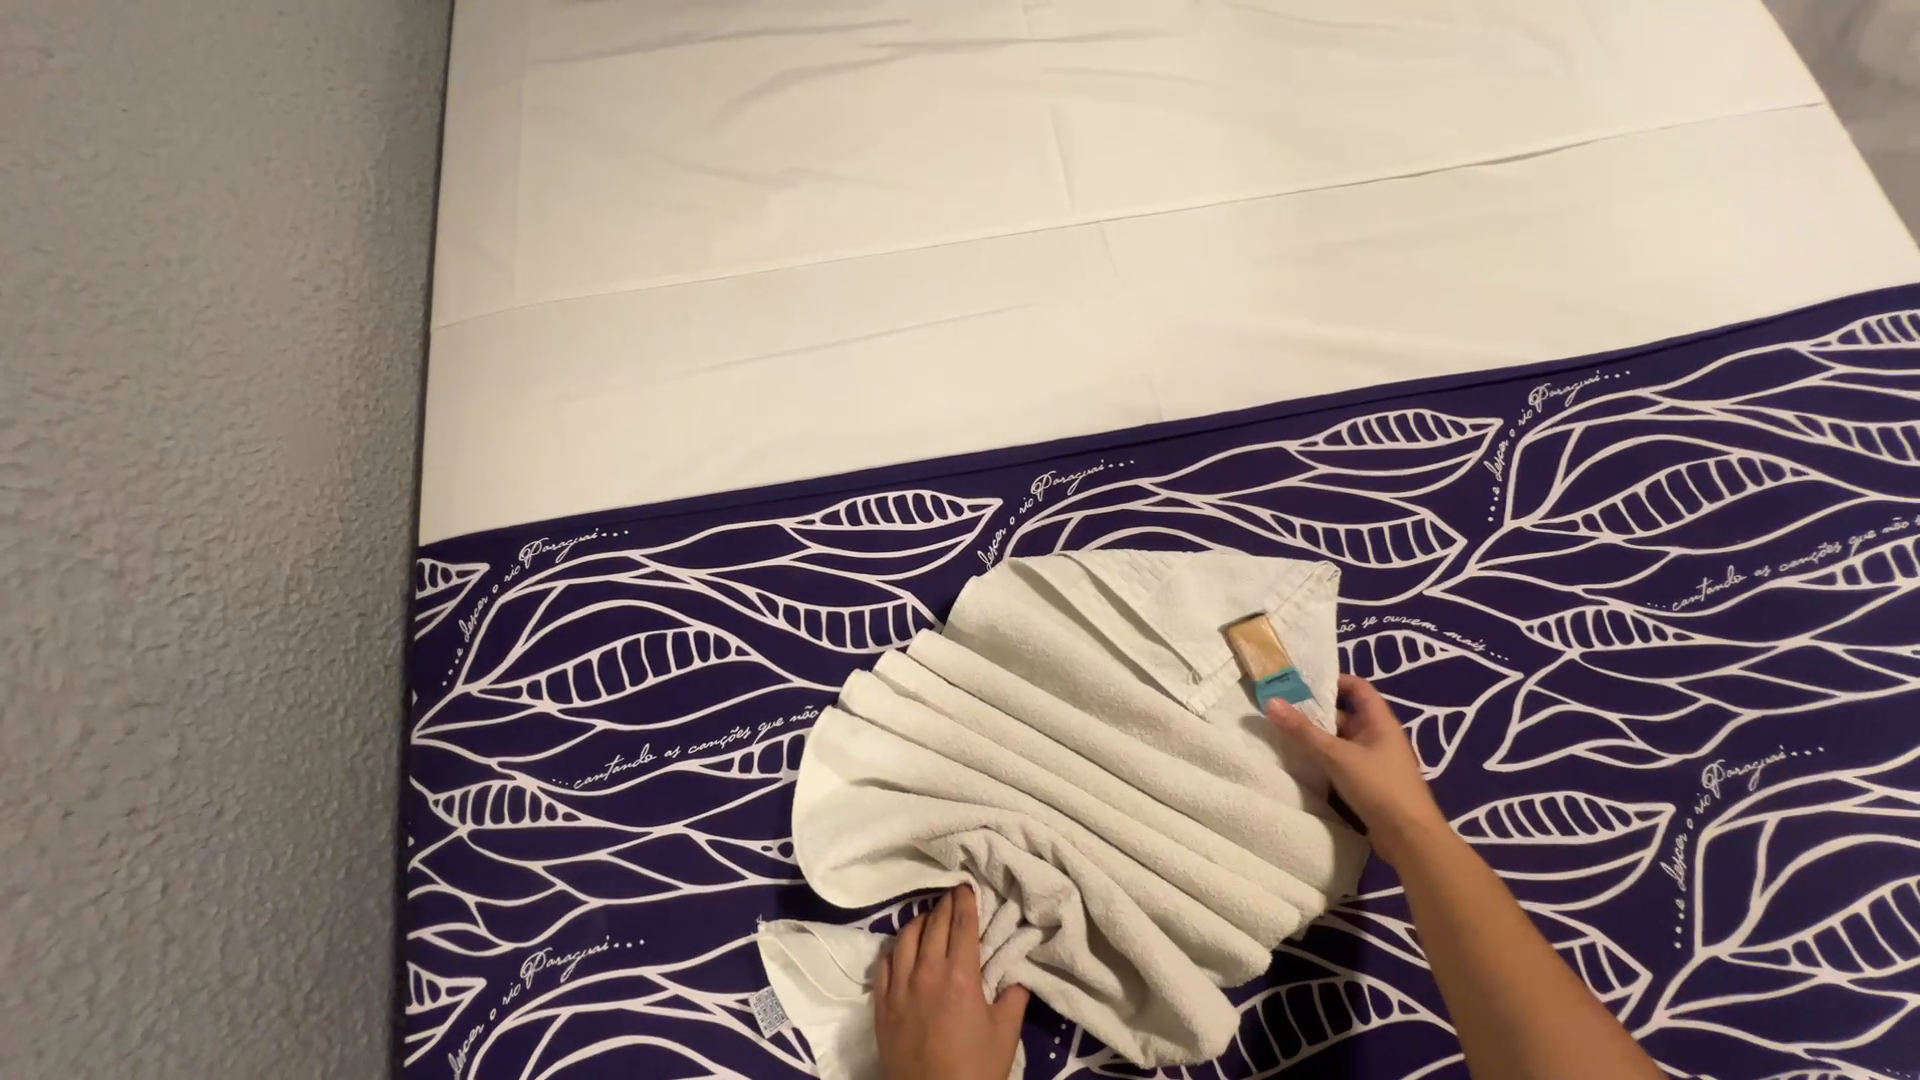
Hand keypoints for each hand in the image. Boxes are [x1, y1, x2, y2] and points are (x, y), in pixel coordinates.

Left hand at [875, 884, 1029, 1079]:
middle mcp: (927, 971)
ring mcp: (900, 987)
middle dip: (945, 904)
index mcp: (960, 975)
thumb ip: (1013, 995)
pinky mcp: (882, 1004)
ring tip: (930, 918)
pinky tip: (903, 948)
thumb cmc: (975, 1071)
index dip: (965, 900)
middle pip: (934, 923)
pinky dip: (895, 947)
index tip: (967, 885)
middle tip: (953, 895)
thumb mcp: (1005, 1035)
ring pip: (906, 936)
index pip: (962, 923)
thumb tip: (1018, 970)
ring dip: (920, 921)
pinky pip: (884, 962)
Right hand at [1266, 673, 1452, 867]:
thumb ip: (1303, 730)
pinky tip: (1299, 757)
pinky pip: (1340, 758)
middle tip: (1282, 703)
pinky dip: (1321, 755)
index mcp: (1379, 722)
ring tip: (1282, 728)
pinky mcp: (1366, 781)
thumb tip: (1271, 702)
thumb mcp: (1337, 755)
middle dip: (1316, 708)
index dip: (1334, 680)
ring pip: (1340, 738)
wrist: (1410, 839)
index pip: (1358, 688)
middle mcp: (1377, 736)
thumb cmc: (1379, 787)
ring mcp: (1373, 760)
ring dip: (1316, 733)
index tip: (1302, 680)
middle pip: (1345, 713)